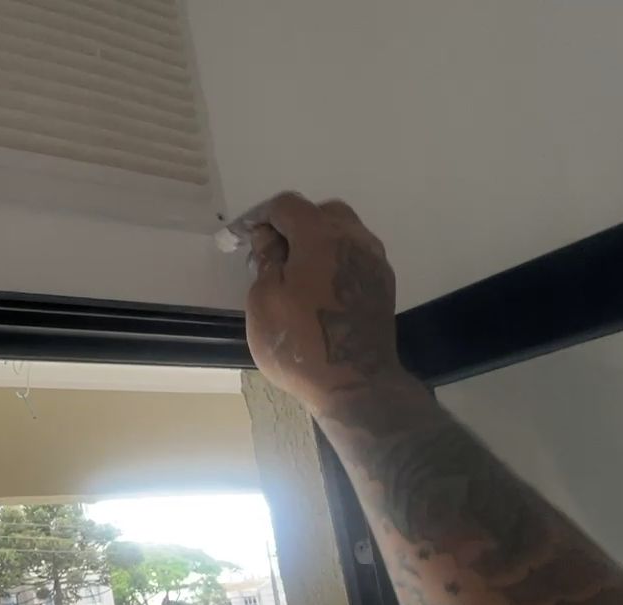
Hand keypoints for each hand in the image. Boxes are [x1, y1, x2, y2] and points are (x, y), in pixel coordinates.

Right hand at [242, 193, 420, 418]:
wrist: (353, 381)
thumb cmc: (298, 342)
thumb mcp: (264, 302)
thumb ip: (266, 262)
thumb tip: (269, 239)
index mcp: (320, 237)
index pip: (287, 205)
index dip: (259, 216)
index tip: (241, 238)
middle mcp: (354, 238)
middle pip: (320, 212)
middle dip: (290, 225)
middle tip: (266, 254)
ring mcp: (373, 259)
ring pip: (341, 232)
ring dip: (313, 242)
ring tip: (290, 272)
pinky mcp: (381, 281)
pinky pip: (352, 254)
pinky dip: (330, 258)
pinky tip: (315, 288)